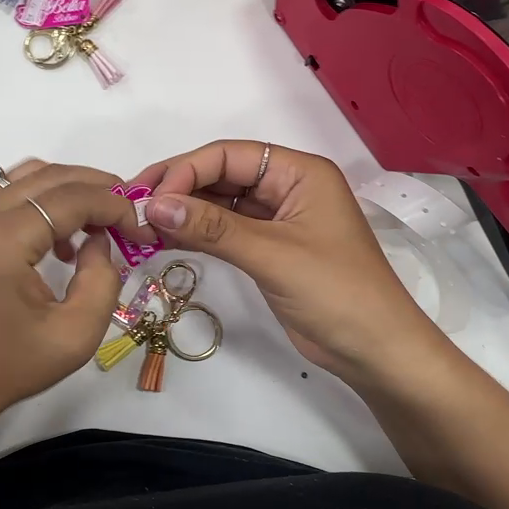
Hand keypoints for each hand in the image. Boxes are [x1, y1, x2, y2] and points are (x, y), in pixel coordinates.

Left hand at [0, 161, 139, 450]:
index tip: (142, 231)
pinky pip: (13, 191)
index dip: (115, 206)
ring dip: (72, 190)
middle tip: (130, 218)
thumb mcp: (78, 333)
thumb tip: (101, 238)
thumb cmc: (15, 364)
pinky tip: (64, 239)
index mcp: (3, 242)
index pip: (71, 198)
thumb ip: (103, 278)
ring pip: (31, 175)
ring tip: (101, 223)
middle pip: (51, 175)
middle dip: (99, 189)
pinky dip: (46, 200)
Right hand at [133, 141, 446, 379]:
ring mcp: (274, 218)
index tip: (150, 198)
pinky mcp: (265, 247)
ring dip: (180, 211)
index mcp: (298, 172)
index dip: (186, 171)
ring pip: (216, 202)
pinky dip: (192, 232)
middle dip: (177, 188)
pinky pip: (220, 228)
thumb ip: (212, 227)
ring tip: (140, 225)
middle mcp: (285, 187)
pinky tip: (163, 239)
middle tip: (132, 206)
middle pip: (219, 174)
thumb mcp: (272, 255)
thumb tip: (154, 205)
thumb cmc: (337, 293)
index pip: (228, 155)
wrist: (377, 353)